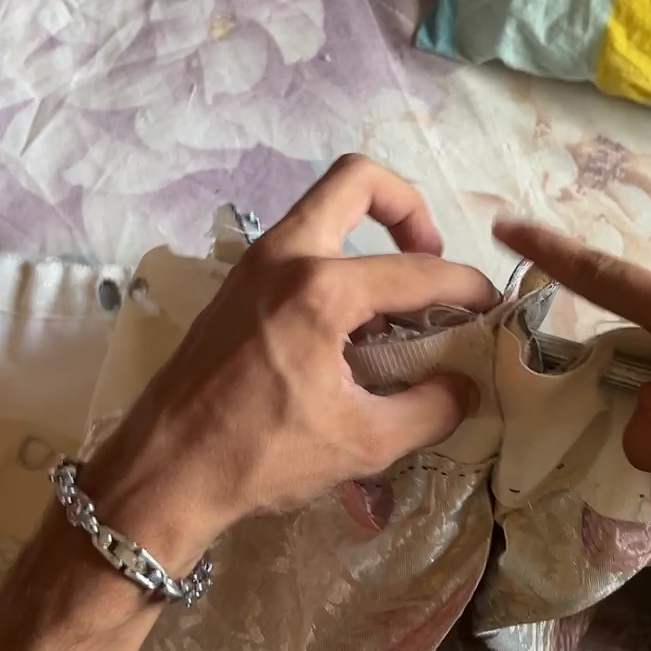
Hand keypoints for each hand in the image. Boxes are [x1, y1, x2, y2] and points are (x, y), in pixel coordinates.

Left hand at [84, 157, 497, 564]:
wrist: (162, 470)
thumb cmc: (260, 455)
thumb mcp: (362, 442)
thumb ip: (430, 410)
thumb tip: (464, 387)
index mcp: (320, 289)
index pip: (418, 271)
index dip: (466, 286)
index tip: (488, 307)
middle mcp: (285, 255)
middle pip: (357, 180)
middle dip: (408, 207)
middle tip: (429, 258)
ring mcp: (253, 264)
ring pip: (323, 208)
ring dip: (370, 233)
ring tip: (396, 297)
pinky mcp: (236, 285)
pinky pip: (300, 244)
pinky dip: (338, 260)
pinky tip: (351, 326)